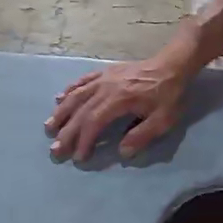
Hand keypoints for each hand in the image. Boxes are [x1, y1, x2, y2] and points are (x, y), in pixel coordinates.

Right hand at [46, 53, 193, 160]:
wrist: (173, 64)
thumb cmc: (169, 93)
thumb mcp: (164, 119)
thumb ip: (142, 136)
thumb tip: (122, 152)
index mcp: (119, 99)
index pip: (94, 122)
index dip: (84, 141)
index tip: (78, 157)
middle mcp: (106, 87)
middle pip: (80, 111)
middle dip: (66, 132)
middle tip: (55, 150)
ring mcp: (103, 77)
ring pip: (76, 95)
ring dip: (61, 112)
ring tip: (49, 127)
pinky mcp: (105, 72)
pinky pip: (82, 81)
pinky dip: (69, 91)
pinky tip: (59, 99)